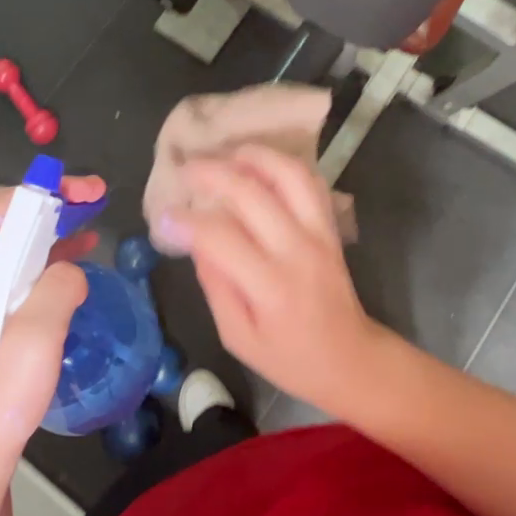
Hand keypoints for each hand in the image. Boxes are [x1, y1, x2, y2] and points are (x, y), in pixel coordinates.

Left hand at [0, 176, 102, 479]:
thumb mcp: (33, 342)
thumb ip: (57, 288)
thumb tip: (71, 267)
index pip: (1, 208)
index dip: (48, 191)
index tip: (91, 193)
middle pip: (5, 217)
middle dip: (53, 203)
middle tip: (98, 199)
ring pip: (13, 239)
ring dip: (54, 226)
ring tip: (94, 218)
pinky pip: (16, 265)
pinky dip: (48, 252)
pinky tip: (79, 250)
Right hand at [168, 146, 392, 414]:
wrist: (351, 359)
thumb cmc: (289, 358)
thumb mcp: (237, 336)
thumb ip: (215, 285)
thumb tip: (194, 239)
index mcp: (270, 287)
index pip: (220, 235)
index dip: (186, 220)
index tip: (164, 215)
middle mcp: (298, 251)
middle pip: (252, 193)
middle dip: (212, 173)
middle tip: (185, 170)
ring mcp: (320, 233)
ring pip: (290, 175)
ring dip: (254, 157)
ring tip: (225, 156)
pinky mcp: (331, 227)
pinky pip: (310, 182)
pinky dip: (283, 166)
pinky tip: (260, 168)